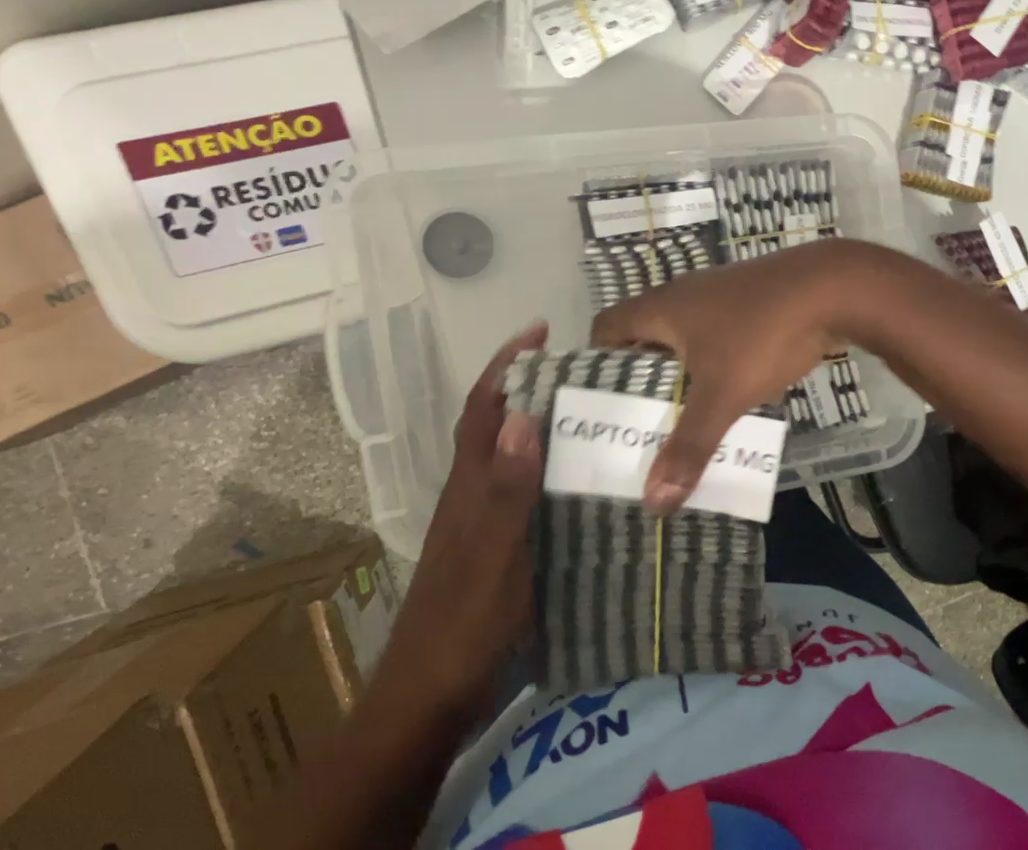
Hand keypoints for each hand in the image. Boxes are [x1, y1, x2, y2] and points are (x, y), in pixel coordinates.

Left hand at [376, 322, 548, 716]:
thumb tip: (520, 415)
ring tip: (596, 418)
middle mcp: (472, 499)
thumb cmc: (463, 624)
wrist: (431, 695)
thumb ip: (506, 491)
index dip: (505, 367)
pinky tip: (584, 487)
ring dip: (541, 431)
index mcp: (468, 489)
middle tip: (584, 373)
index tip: (538, 331)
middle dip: (528, 390)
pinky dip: (550, 475)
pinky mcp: (499, 554)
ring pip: (512, 462)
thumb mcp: (492, 557)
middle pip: (496, 429)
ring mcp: (483, 528)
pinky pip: (527, 496)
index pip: (483, 410)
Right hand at [591, 240, 871, 512]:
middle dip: (644, 380)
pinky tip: (736, 393)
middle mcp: (685, 294)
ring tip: (688, 418)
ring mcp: (723, 293)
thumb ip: (689, 447)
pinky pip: (722, 335)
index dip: (597, 364)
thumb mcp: (722, 396)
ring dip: (685, 374)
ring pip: (688, 338)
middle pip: (646, 336)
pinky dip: (719, 364)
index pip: (607, 328)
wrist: (836, 287)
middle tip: (646, 425)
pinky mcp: (756, 299)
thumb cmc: (763, 335)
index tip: (604, 405)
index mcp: (661, 307)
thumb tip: (654, 503)